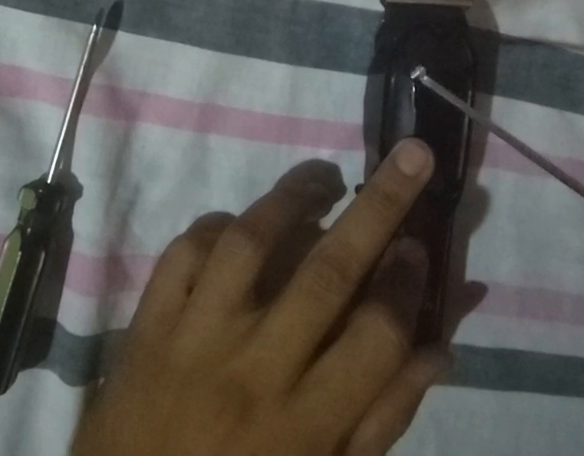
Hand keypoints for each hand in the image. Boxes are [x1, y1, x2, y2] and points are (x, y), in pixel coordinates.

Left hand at [73, 141, 452, 455]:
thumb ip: (381, 418)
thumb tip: (437, 347)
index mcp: (304, 426)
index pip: (375, 336)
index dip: (408, 284)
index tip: (419, 245)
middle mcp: (253, 371)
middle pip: (326, 271)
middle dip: (378, 207)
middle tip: (409, 157)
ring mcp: (193, 339)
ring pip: (249, 243)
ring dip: (292, 197)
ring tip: (324, 178)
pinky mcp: (147, 325)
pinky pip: (182, 255)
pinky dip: (215, 226)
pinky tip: (241, 223)